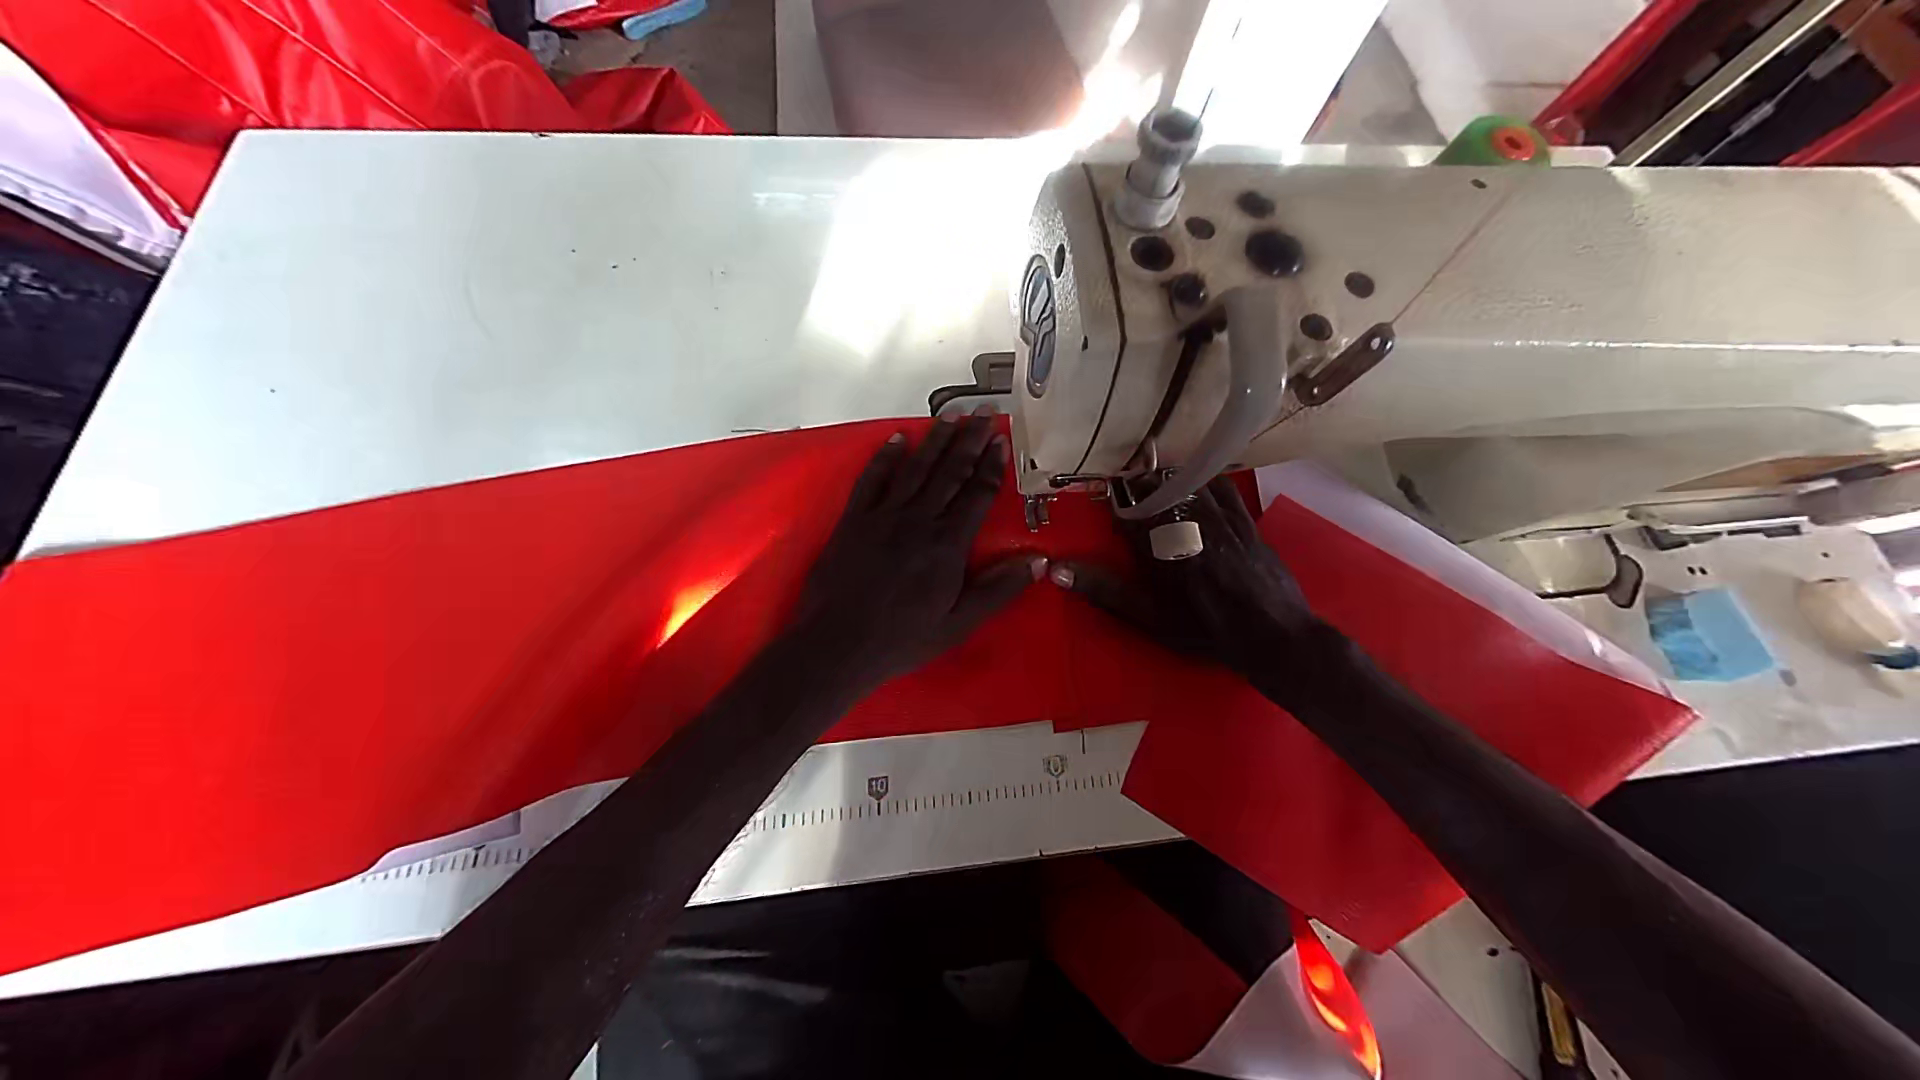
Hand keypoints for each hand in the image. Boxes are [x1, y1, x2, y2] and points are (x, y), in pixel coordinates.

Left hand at [788, 409, 1045, 695]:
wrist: (837, 643)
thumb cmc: (902, 638)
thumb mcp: (958, 623)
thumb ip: (998, 590)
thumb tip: (1039, 562)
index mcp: (947, 544)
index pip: (977, 494)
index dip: (991, 465)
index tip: (1002, 439)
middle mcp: (918, 520)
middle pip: (950, 472)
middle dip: (970, 440)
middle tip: (984, 411)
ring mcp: (883, 515)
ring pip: (916, 468)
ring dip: (936, 439)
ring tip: (952, 414)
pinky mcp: (854, 519)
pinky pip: (872, 479)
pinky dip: (886, 457)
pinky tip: (897, 439)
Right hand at [1048, 477, 1319, 688]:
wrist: (1274, 636)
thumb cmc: (1206, 630)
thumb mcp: (1149, 617)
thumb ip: (1105, 590)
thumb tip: (1058, 571)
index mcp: (1159, 546)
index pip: (1126, 510)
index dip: (1111, 498)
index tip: (1100, 489)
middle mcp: (1189, 524)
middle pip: (1157, 488)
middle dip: (1137, 481)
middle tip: (1125, 475)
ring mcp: (1221, 519)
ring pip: (1188, 482)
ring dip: (1167, 475)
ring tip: (1153, 472)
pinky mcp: (1245, 521)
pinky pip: (1223, 488)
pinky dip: (1205, 478)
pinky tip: (1197, 477)